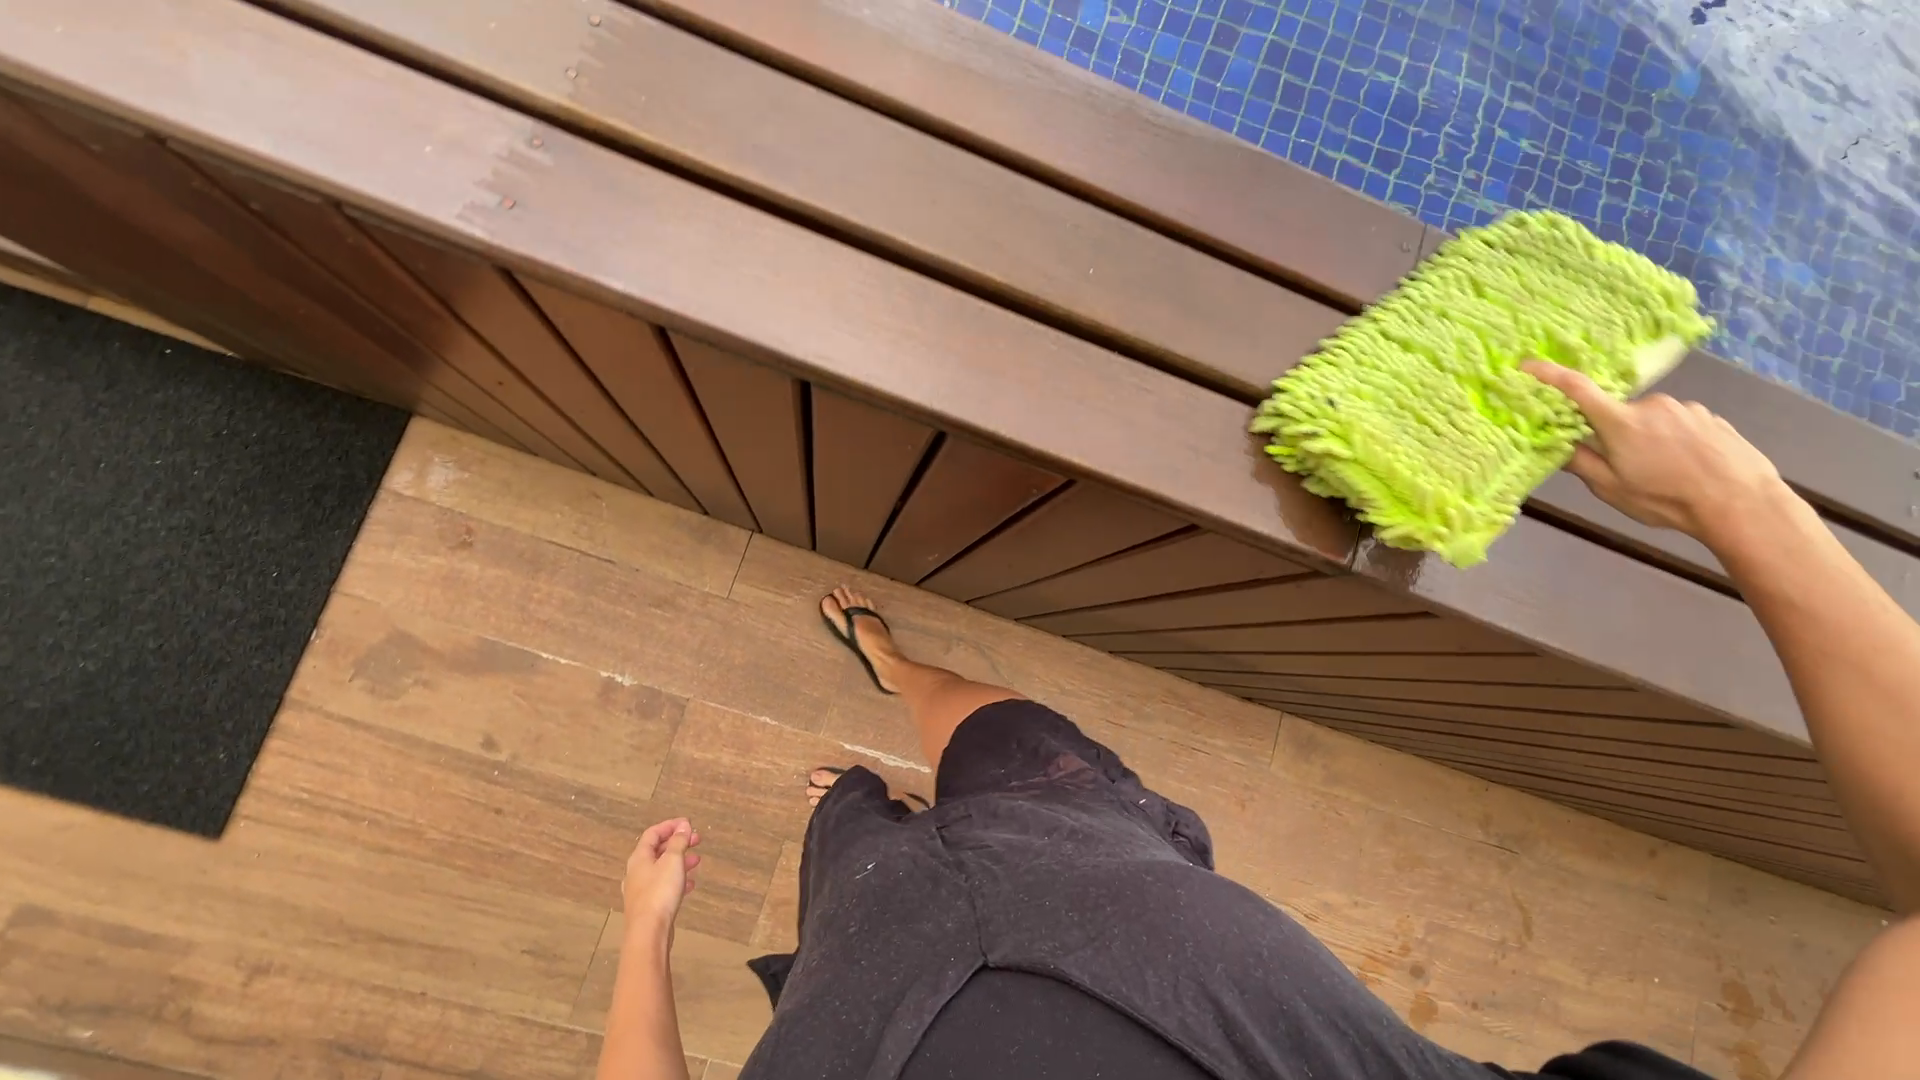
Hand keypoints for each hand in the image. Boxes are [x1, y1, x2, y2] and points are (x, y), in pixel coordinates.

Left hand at [623, 818, 700, 942]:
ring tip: (697, 861)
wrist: (648, 933)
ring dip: (679, 861)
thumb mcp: (673, 861)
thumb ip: (678, 842)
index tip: (689, 824)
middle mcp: (636, 872)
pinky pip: (663, 885)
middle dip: (678, 843)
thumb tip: (683, 826)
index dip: (670, 825)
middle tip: (697, 840)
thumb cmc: (660, 892)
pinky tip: (690, 884)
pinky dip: (677, 880)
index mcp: (639, 858)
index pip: (653, 833)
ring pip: (661, 868)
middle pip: (657, 850)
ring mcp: (640, 890)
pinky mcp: (648, 905)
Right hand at [1521, 360, 1793, 543]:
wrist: (1742, 502)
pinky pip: (1677, 424)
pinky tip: (1686, 465)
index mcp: (1620, 422)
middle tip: (1624, 466)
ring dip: (1645, 439)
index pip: (1577, 389)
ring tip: (1662, 471)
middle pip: (1616, 413)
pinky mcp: (1710, 416)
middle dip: (1613, 434)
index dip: (1548, 375)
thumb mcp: (1610, 488)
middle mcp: (1651, 405)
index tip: (1526, 366)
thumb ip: (1581, 462)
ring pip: (1648, 420)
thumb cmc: (1665, 498)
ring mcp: (1685, 408)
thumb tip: (1560, 443)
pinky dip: (1672, 440)